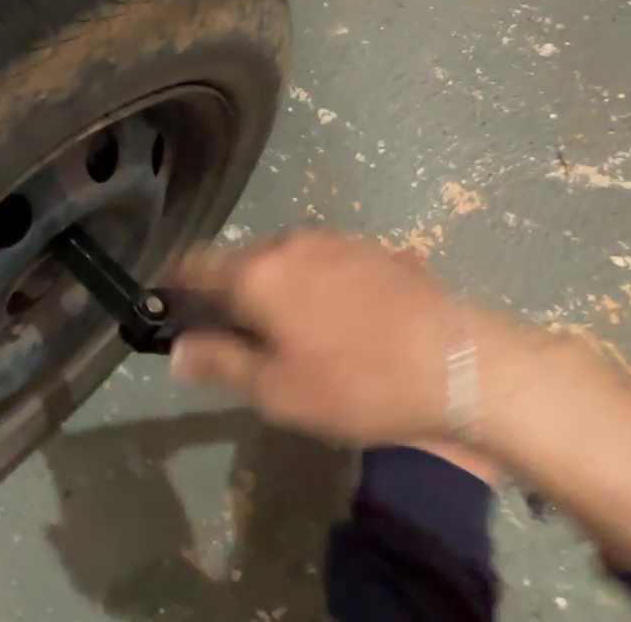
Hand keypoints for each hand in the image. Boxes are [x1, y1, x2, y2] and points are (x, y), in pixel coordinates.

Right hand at [170, 228, 460, 445]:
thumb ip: (219, 362)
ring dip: (273, 285)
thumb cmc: (359, 384)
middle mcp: (286, 243)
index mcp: (255, 273)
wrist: (464, 365)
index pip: (193, 263)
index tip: (166, 297)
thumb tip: (176, 350)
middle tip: (238, 331)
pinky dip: (311, 281)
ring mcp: (332, 239)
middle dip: (230, 290)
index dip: (174, 279)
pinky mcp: (370, 246)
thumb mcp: (279, 390)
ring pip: (282, 259)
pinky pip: (320, 260)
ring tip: (291, 328)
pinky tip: (335, 317)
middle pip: (239, 260)